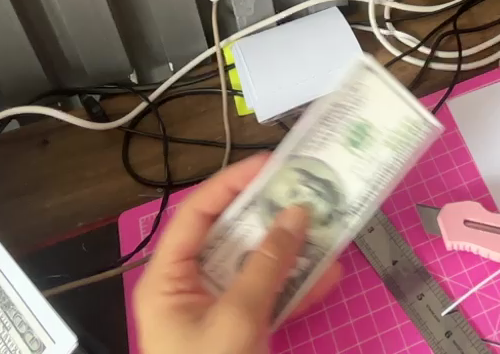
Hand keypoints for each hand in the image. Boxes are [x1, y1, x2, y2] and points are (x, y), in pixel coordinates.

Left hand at [133, 154, 344, 353]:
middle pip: (231, 235)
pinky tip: (330, 275)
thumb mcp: (235, 320)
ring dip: (292, 249)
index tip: (272, 164)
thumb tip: (297, 212)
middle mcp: (189, 287)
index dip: (233, 182)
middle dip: (271, 214)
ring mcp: (217, 311)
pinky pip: (270, 298)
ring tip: (327, 224)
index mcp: (169, 277)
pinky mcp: (241, 334)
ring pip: (256, 264)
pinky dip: (298, 287)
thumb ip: (267, 265)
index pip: (198, 212)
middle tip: (307, 189)